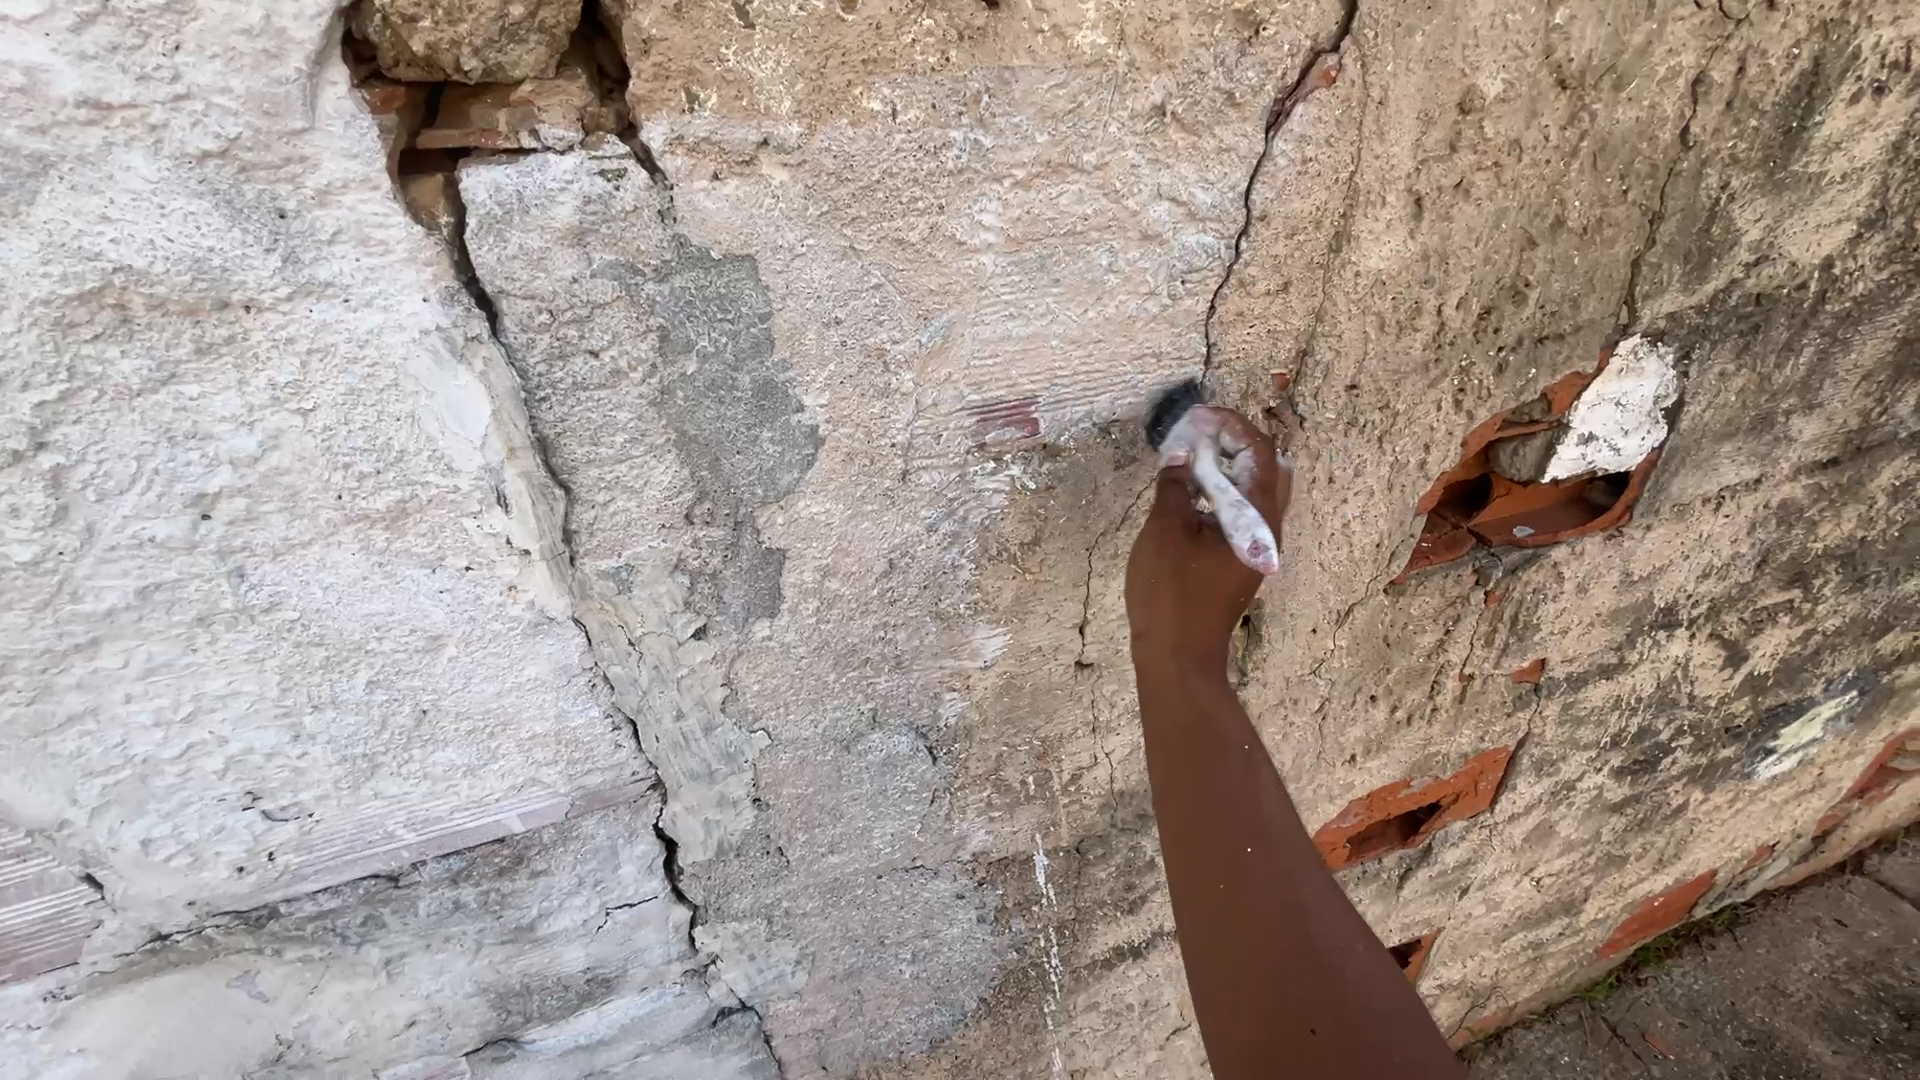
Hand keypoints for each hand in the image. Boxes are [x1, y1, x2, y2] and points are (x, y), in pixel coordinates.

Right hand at [1125, 408, 1291, 669]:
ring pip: (1257, 493)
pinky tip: (1194, 495)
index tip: (1199, 415)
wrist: (1178, 654)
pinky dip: (1225, 494)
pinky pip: (1244, 514)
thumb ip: (1176, 486)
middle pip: (1267, 469)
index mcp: (1258, 517)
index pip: (1260, 452)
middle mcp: (1270, 530)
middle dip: (1236, 443)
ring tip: (1193, 459)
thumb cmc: (1171, 591)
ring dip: (1230, 469)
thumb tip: (1182, 456)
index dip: (1232, 425)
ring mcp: (1259, 548)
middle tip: (1199, 434)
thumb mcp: (1165, 530)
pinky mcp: (1243, 562)